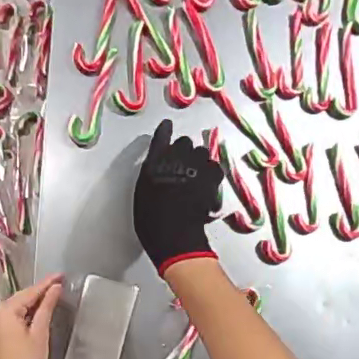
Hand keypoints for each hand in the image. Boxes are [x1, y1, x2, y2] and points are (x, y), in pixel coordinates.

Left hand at [0, 273, 64, 358]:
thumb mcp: (39, 334)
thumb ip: (46, 308)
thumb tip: (55, 288)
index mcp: (5, 311)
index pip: (29, 292)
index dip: (46, 283)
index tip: (60, 275)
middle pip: (19, 298)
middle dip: (38, 293)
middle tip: (58, 286)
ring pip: (14, 308)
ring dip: (30, 304)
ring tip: (49, 299)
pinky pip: (8, 318)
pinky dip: (22, 315)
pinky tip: (34, 316)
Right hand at [132, 118, 223, 274]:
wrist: (174, 232)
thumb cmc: (152, 219)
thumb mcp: (143, 193)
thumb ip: (152, 175)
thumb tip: (160, 171)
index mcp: (154, 161)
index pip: (161, 135)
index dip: (165, 130)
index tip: (167, 126)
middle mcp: (175, 157)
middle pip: (184, 143)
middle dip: (184, 152)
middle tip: (182, 167)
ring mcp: (196, 164)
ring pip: (202, 153)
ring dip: (199, 161)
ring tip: (196, 176)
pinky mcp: (212, 175)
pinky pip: (214, 166)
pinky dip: (211, 172)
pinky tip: (207, 183)